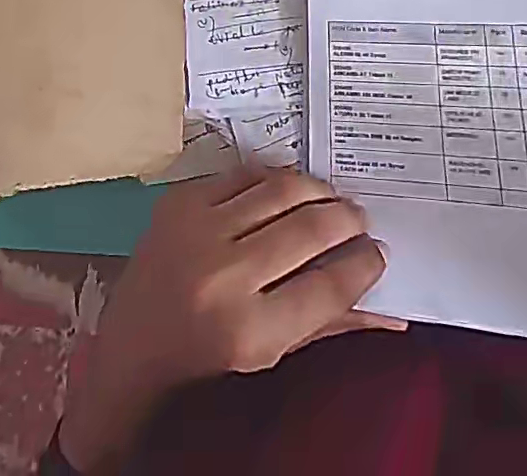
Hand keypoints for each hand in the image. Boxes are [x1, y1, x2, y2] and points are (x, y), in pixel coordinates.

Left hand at [57, 167, 403, 474]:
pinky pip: (246, 172)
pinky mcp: (181, 200)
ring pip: (282, 188)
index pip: (331, 284)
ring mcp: (199, 229)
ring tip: (330, 198)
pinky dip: (275, 177)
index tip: (378, 251)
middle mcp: (224, 275)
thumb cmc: (208, 355)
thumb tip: (394, 312)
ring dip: (318, 189)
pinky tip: (287, 189)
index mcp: (250, 329)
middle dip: (350, 219)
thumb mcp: (272, 351)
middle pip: (312, 228)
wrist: (132, 341)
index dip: (366, 262)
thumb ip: (332, 325)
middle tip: (359, 218)